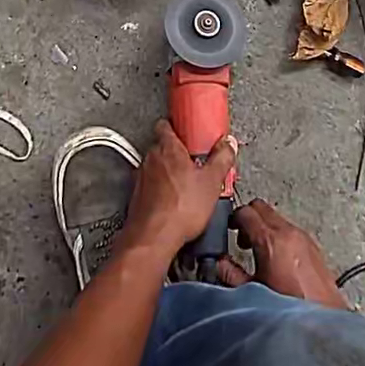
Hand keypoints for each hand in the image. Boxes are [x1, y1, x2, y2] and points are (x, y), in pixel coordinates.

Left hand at [120, 120, 236, 259]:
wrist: (153, 240)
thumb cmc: (178, 210)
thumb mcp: (212, 181)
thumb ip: (222, 158)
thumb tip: (228, 144)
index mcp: (168, 148)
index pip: (166, 125)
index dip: (176, 127)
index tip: (187, 131)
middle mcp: (151, 159)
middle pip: (162, 146)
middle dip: (176, 153)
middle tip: (193, 163)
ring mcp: (141, 179)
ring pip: (155, 167)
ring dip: (167, 173)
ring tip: (186, 187)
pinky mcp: (136, 198)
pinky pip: (150, 187)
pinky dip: (160, 191)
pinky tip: (174, 204)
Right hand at [218, 199, 349, 309]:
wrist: (323, 318)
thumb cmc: (290, 309)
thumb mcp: (252, 293)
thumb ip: (231, 274)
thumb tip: (221, 263)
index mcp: (270, 240)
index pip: (246, 212)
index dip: (234, 218)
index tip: (229, 228)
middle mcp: (288, 232)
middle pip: (261, 207)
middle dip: (248, 218)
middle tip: (241, 237)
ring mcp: (303, 237)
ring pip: (276, 217)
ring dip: (264, 226)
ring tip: (258, 251)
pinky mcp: (313, 245)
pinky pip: (290, 229)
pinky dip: (279, 235)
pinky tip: (276, 258)